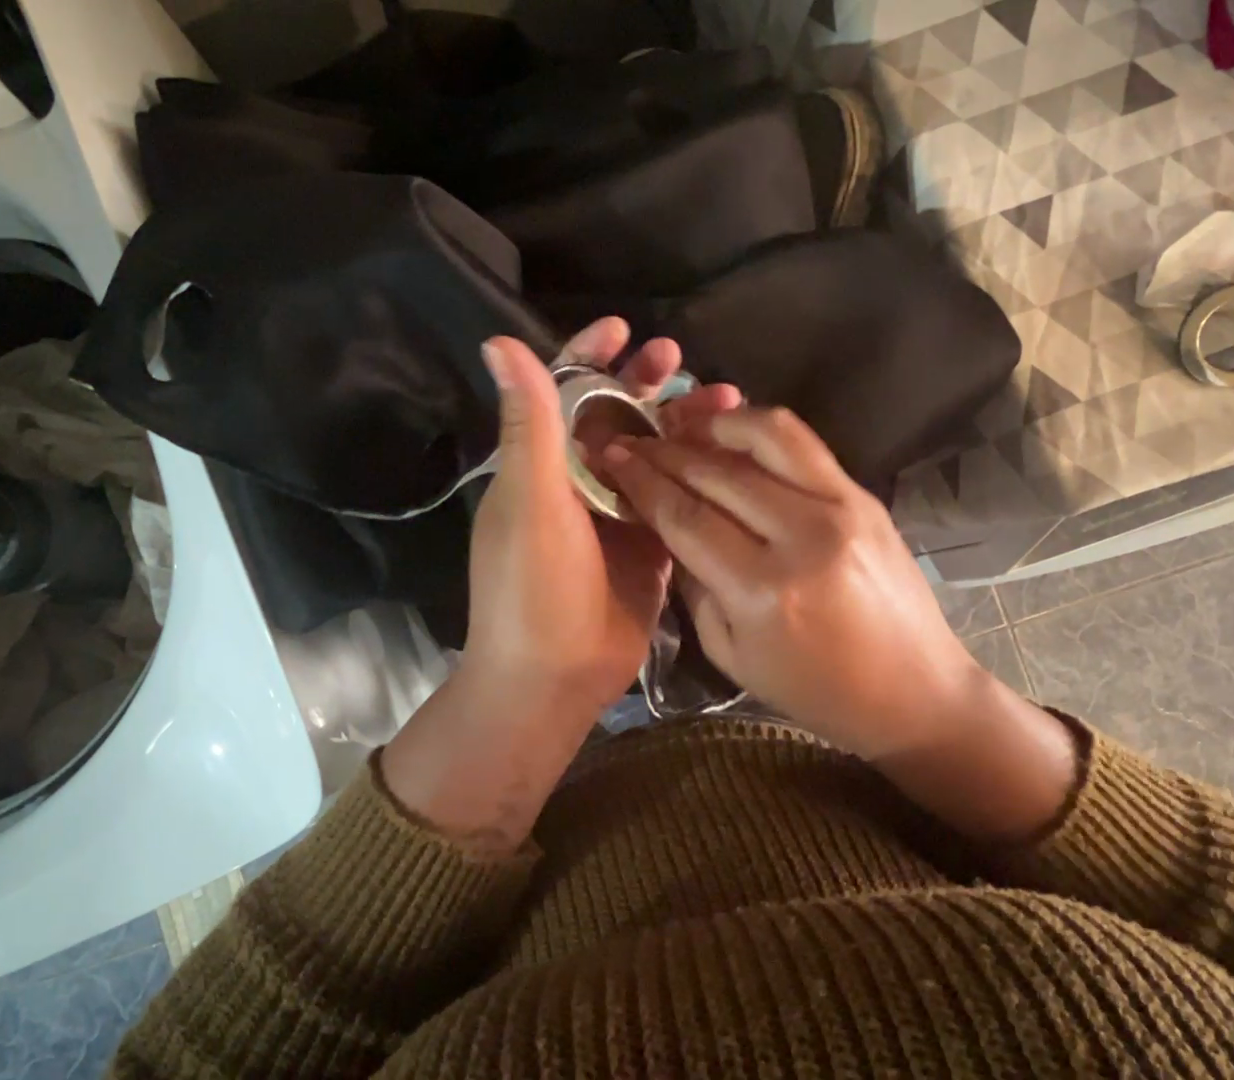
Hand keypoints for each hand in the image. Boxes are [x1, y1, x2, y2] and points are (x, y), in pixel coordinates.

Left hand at [460, 317, 738, 714]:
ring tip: (726, 400)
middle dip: (644, 383)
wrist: (554, 677)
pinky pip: (677, 494)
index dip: (589, 355)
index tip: (624, 329)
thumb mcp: (529, 500)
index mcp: (539, 463)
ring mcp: (617, 512)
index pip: (561, 391)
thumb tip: (498, 340)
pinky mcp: (651, 543)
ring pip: (652, 451)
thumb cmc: (533, 586)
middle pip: (614, 414)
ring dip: (682, 422)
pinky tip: (735, 454)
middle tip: (681, 363)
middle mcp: (576, 480)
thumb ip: (529, 423)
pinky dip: (700, 470)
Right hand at [602, 407, 1077, 841]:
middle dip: (664, 451)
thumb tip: (667, 524)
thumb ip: (694, 584)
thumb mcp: (730, 654)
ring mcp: (840, 508)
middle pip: (715, 473)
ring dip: (714, 423)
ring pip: (765, 437)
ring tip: (681, 423)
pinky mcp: (864, 496)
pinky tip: (730, 433)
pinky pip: (803, 445)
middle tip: (632, 439)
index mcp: (761, 591)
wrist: (914, 692)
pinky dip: (758, 430)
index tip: (611, 456)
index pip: (684, 516)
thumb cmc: (815, 691)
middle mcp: (801, 537)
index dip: (641, 481)